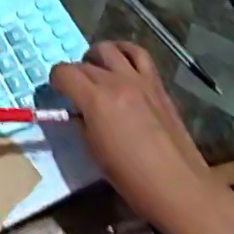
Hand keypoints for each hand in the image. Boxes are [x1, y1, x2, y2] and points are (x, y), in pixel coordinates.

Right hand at [50, 42, 226, 231]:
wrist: (177, 184)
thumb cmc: (131, 177)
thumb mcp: (94, 152)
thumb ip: (82, 123)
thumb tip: (78, 111)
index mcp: (96, 100)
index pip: (64, 73)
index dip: (56, 80)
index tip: (57, 91)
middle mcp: (115, 81)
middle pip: (83, 64)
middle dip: (74, 74)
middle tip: (75, 90)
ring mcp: (138, 78)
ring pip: (108, 49)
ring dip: (95, 57)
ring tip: (95, 69)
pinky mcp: (156, 82)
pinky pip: (138, 53)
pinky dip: (124, 50)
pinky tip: (120, 59)